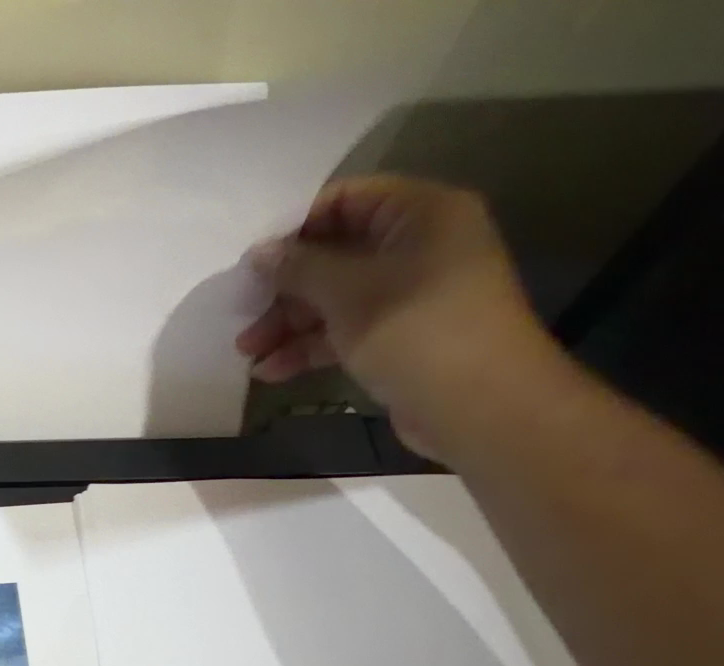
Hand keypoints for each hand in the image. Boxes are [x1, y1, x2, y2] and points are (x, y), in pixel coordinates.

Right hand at [235, 176, 551, 457]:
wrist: (479, 407)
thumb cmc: (414, 329)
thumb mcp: (346, 290)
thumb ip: (297, 267)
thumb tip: (258, 254)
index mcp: (420, 215)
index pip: (345, 200)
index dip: (294, 227)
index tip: (253, 260)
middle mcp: (419, 247)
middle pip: (334, 255)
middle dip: (284, 289)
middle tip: (244, 314)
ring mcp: (410, 296)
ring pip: (335, 298)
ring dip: (288, 324)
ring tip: (248, 353)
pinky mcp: (401, 338)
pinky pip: (346, 331)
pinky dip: (310, 347)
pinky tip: (272, 371)